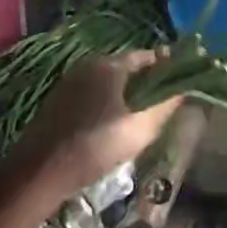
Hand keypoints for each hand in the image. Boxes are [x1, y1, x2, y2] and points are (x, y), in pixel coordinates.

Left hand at [4, 51, 183, 195]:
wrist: (40, 171)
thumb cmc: (96, 145)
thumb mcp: (141, 127)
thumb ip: (167, 104)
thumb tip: (186, 88)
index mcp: (108, 64)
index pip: (147, 56)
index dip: (168, 67)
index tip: (184, 82)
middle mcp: (86, 65)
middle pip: (126, 68)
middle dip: (148, 82)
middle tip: (167, 103)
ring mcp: (68, 83)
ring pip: (108, 83)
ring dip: (127, 95)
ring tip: (144, 117)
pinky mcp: (57, 102)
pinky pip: (92, 96)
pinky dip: (107, 104)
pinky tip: (113, 126)